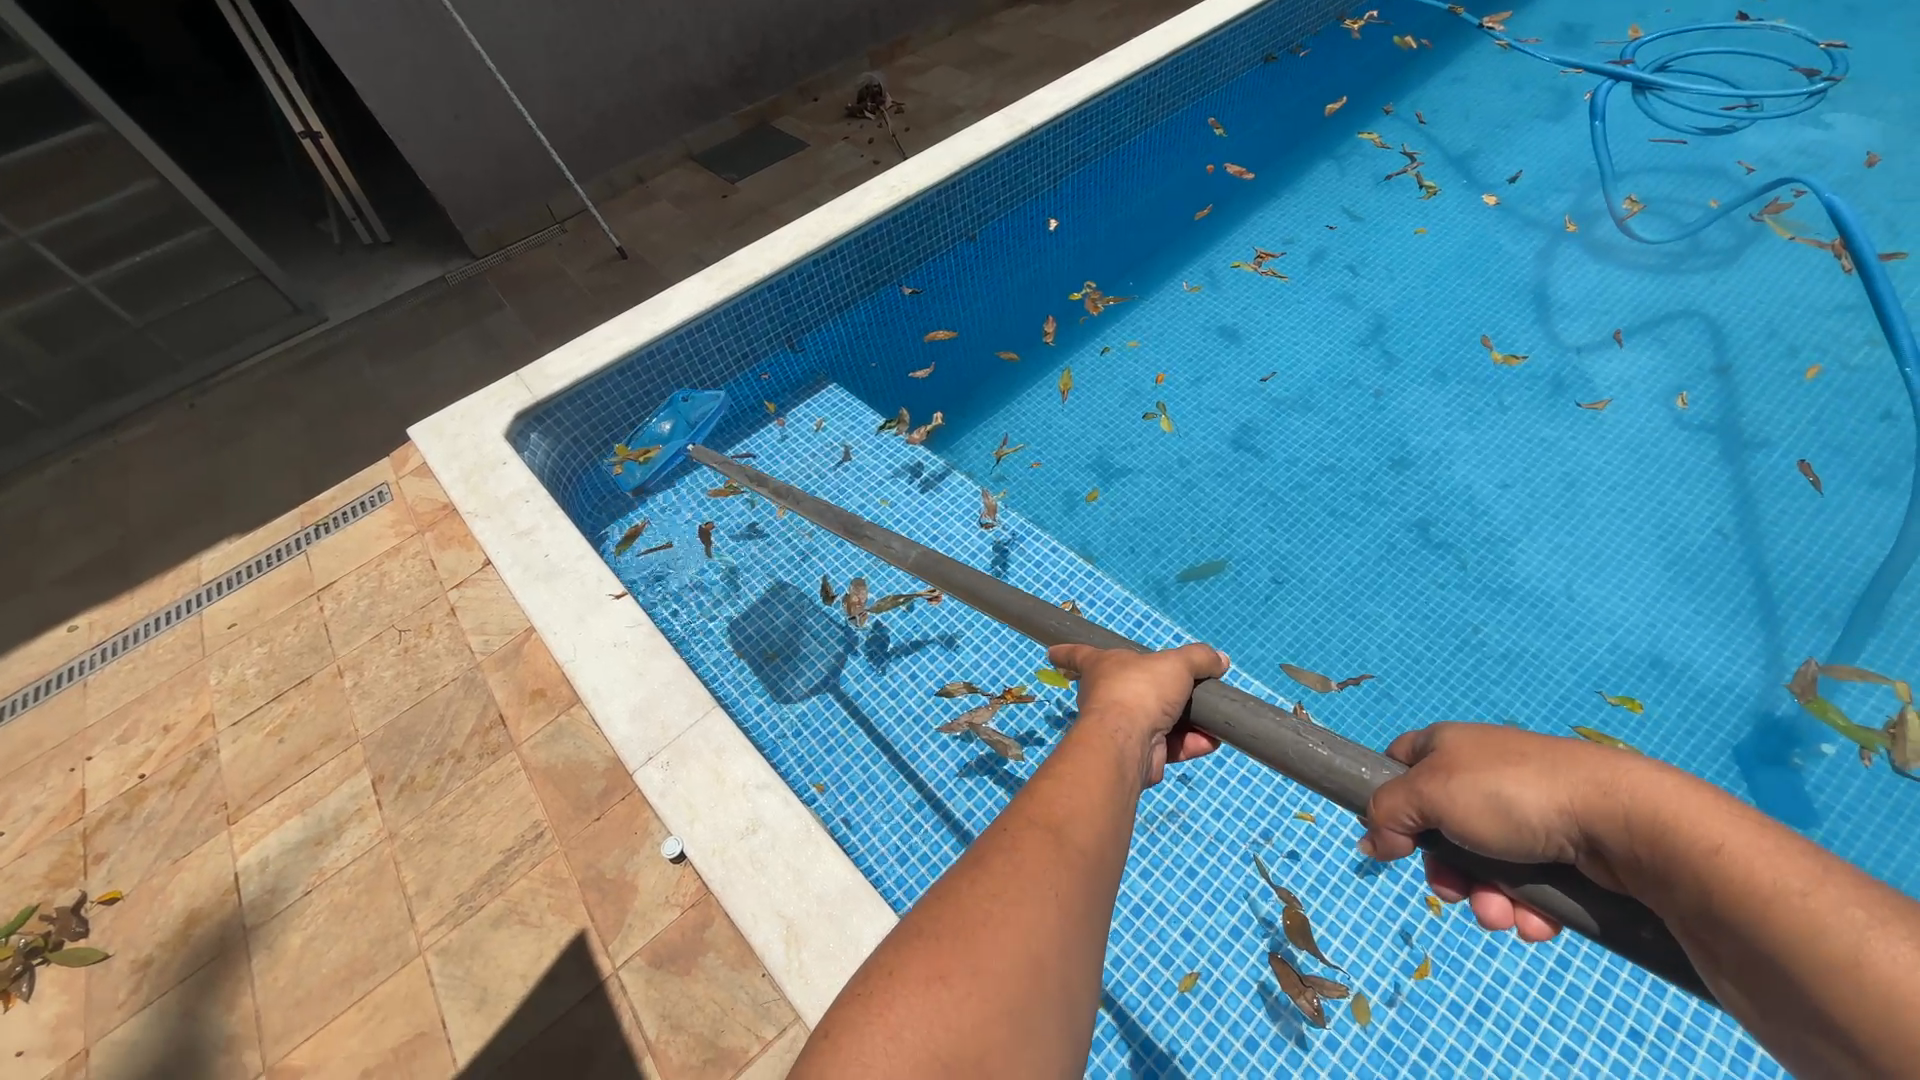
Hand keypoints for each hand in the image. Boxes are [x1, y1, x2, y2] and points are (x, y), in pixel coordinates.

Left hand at [1047, 643, 1227, 786]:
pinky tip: (1210, 740)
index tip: (1050, 652)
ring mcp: (1121, 727)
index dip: (1066, 652)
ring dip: (1185, 722)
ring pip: (1156, 721)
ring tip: (1210, 719)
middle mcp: (1106, 695)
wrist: (1130, 739)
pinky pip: (1168, 745)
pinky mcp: (1140, 754)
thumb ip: (1199, 658)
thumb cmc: (1141, 689)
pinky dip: (1190, 743)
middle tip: (1182, 692)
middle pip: (1128, 691)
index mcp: (1102, 666)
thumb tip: (1219, 659)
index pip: (1078, 654)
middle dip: (1154, 694)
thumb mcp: (1176, 663)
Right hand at [1360, 722, 1652, 942]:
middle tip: (1454, 891)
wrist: (1620, 819)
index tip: (1390, 835)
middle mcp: (1482, 774)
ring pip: (1483, 863)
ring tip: (1502, 915)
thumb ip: (1386, 814)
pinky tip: (1535, 920)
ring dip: (1485, 897)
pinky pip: (1527, 881)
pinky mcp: (1564, 846)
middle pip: (1438, 827)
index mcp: (1448, 746)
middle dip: (1446, 871)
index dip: (1388, 798)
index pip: (1398, 763)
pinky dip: (1524, 905)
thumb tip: (1368, 840)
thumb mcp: (1426, 794)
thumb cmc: (1508, 793)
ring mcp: (1525, 810)